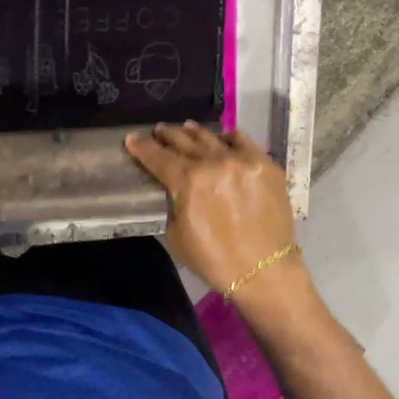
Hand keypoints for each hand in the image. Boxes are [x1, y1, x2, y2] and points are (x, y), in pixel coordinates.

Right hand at [125, 121, 307, 306]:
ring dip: (195, 133)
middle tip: (159, 131)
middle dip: (168, 136)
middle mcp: (215, 162)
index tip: (132, 139)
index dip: (142, 147)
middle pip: (185, 142)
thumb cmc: (214, 260)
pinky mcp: (266, 165)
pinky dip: (228, 138)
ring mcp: (244, 160)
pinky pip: (243, 141)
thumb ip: (174, 204)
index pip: (158, 158)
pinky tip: (222, 139)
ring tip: (186, 128)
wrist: (263, 270)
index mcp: (188, 181)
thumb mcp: (177, 235)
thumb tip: (176, 191)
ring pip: (213, 138)